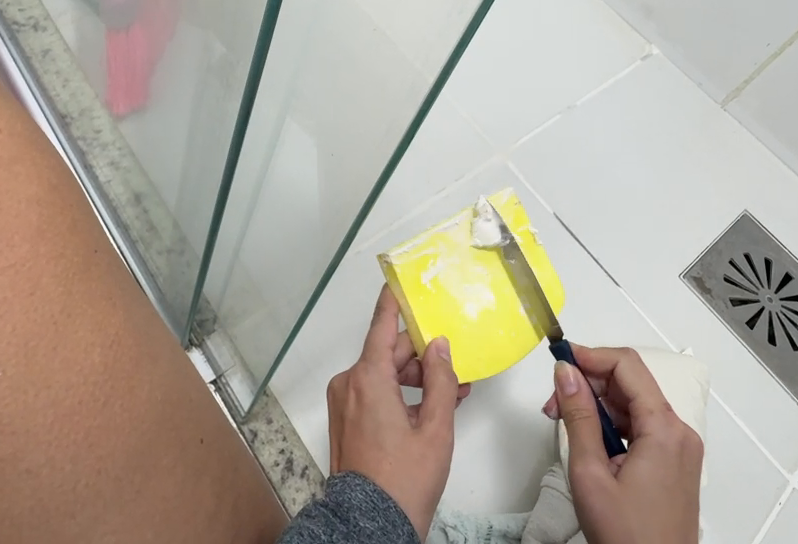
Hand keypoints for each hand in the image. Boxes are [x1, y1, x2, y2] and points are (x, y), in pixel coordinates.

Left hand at [325, 286, 469, 539]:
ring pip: (383, 374)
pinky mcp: (345, 420)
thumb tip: (438, 346)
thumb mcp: (434, 428)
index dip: (392, 302)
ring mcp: (344, 402)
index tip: (397, 279)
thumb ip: (439, 380)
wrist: (369, 528)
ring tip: (451, 390)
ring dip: (414, 378)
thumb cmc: (403, 481)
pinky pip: (374, 393)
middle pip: (387, 352)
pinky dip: (399, 394)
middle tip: (453, 358)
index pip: (381, 326)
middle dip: (420, 354)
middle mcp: (349, 383)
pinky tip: (428, 405)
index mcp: (367, 378)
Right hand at [547, 345, 702, 543]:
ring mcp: (680, 449)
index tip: (558, 361)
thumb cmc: (624, 535)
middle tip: (553, 405)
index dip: (590, 356)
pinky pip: (641, 426)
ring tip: (564, 423)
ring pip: (634, 403)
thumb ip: (578, 415)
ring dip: (597, 404)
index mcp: (665, 429)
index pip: (627, 366)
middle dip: (589, 383)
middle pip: (630, 382)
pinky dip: (612, 424)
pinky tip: (588, 440)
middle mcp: (680, 432)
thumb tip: (565, 370)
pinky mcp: (675, 464)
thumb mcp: (591, 473)